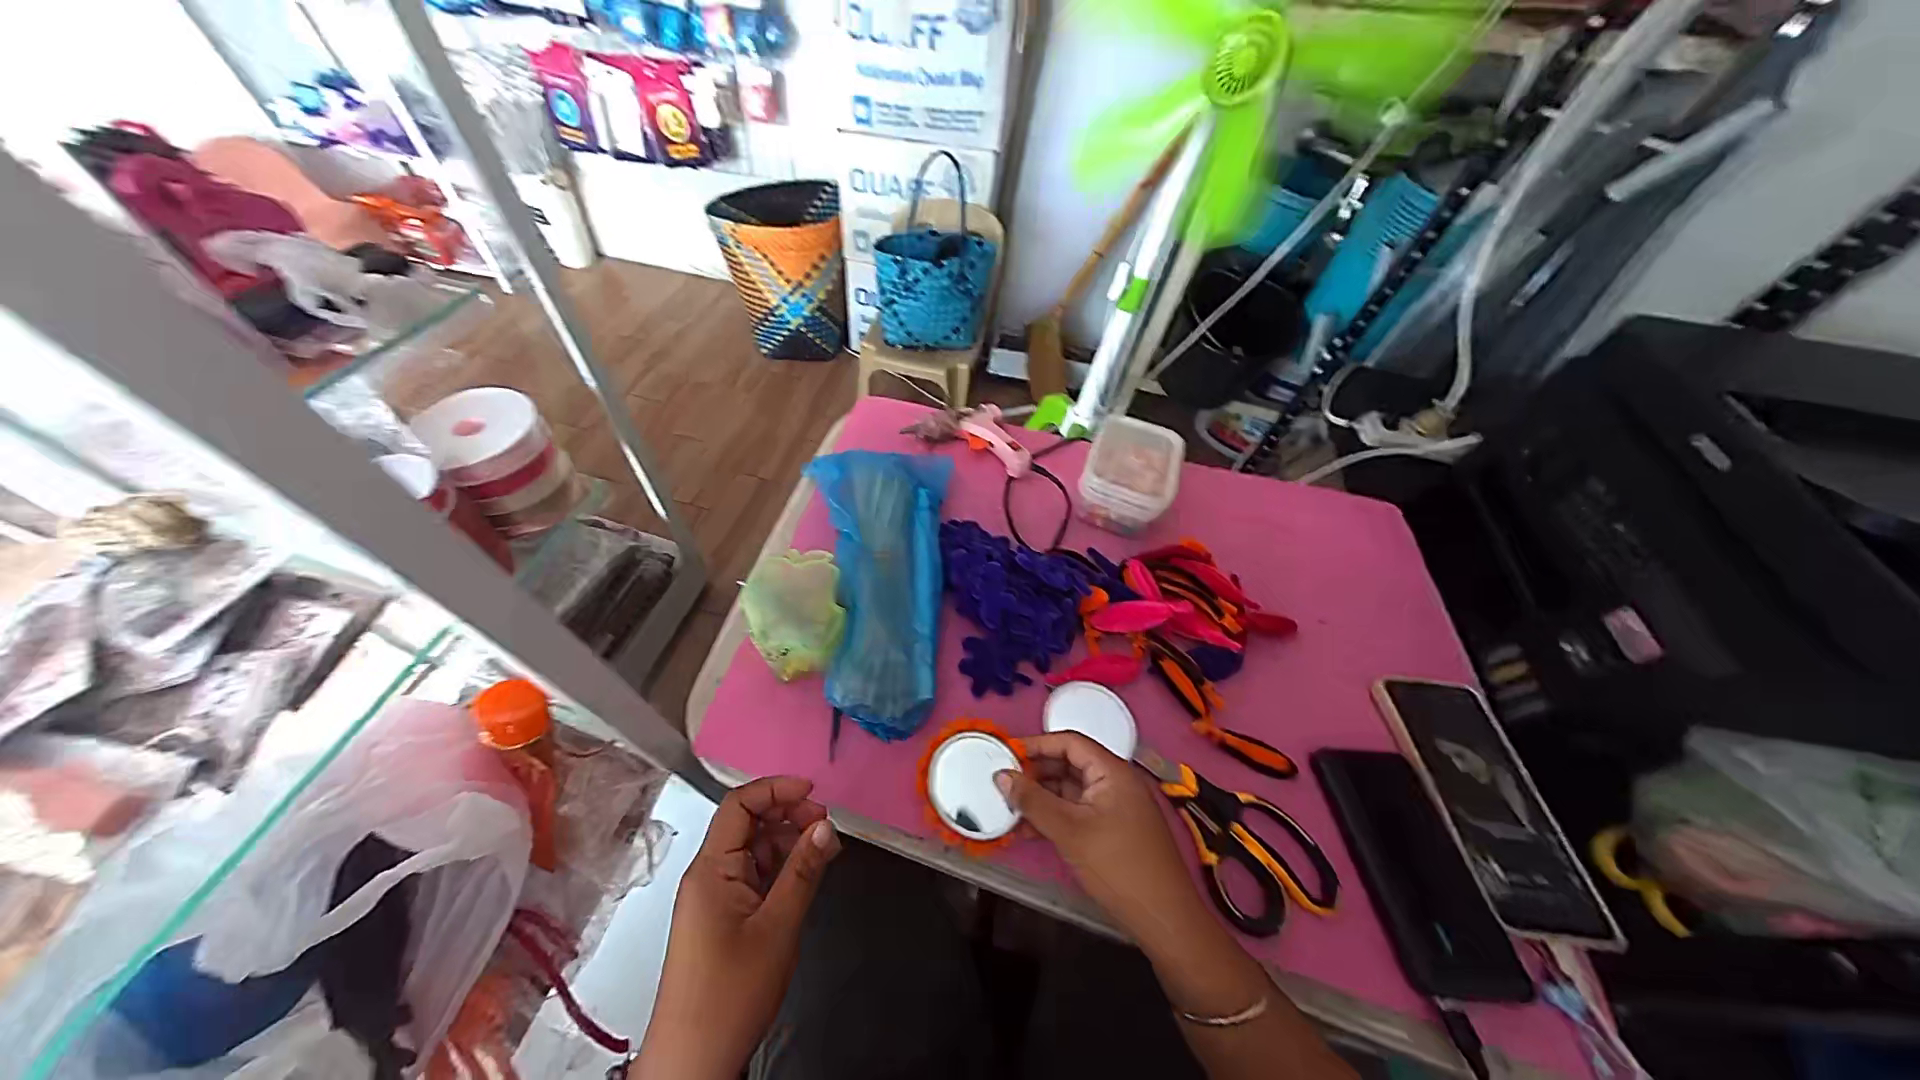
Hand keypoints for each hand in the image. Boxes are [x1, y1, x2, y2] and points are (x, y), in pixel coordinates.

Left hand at [633, 777, 841, 1079]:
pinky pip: (754, 875)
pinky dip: (782, 867)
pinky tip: (806, 874)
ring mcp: (714, 897)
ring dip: (788, 841)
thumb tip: (825, 826)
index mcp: (711, 869)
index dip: (776, 789)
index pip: (739, 805)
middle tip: (825, 825)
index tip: (813, 792)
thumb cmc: (731, 993)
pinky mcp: (723, 917)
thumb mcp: (778, 927)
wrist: (693, 1061)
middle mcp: (708, 875)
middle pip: (747, 824)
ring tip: (824, 851)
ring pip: (754, 849)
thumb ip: (804, 871)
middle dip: (787, 814)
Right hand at [997, 732, 1211, 952]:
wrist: (1165, 918)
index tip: (1006, 754)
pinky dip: (1054, 817)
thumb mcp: (1069, 831)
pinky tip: (1029, 830)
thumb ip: (1033, 801)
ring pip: (1070, 791)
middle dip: (1035, 774)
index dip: (1036, 745)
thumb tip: (1002, 776)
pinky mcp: (1113, 830)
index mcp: (1112, 771)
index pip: (1069, 742)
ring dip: (1041, 798)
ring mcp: (1115, 807)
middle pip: (1069, 764)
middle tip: (1003, 784)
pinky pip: (1077, 812)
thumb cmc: (1120, 866)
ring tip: (1009, 809)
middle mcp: (1116, 782)